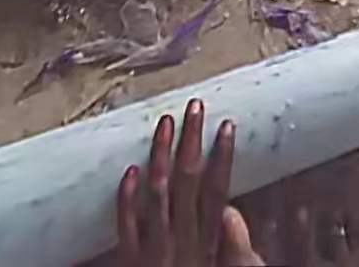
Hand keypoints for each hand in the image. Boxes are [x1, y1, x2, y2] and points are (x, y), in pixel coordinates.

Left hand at [117, 100, 263, 266]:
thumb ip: (234, 252)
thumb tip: (232, 212)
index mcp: (208, 250)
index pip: (218, 193)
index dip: (223, 158)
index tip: (227, 124)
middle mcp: (181, 246)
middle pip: (188, 183)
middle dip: (192, 140)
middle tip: (196, 105)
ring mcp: (153, 257)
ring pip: (157, 196)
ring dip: (160, 155)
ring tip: (164, 121)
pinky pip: (124, 231)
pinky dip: (126, 200)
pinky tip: (128, 171)